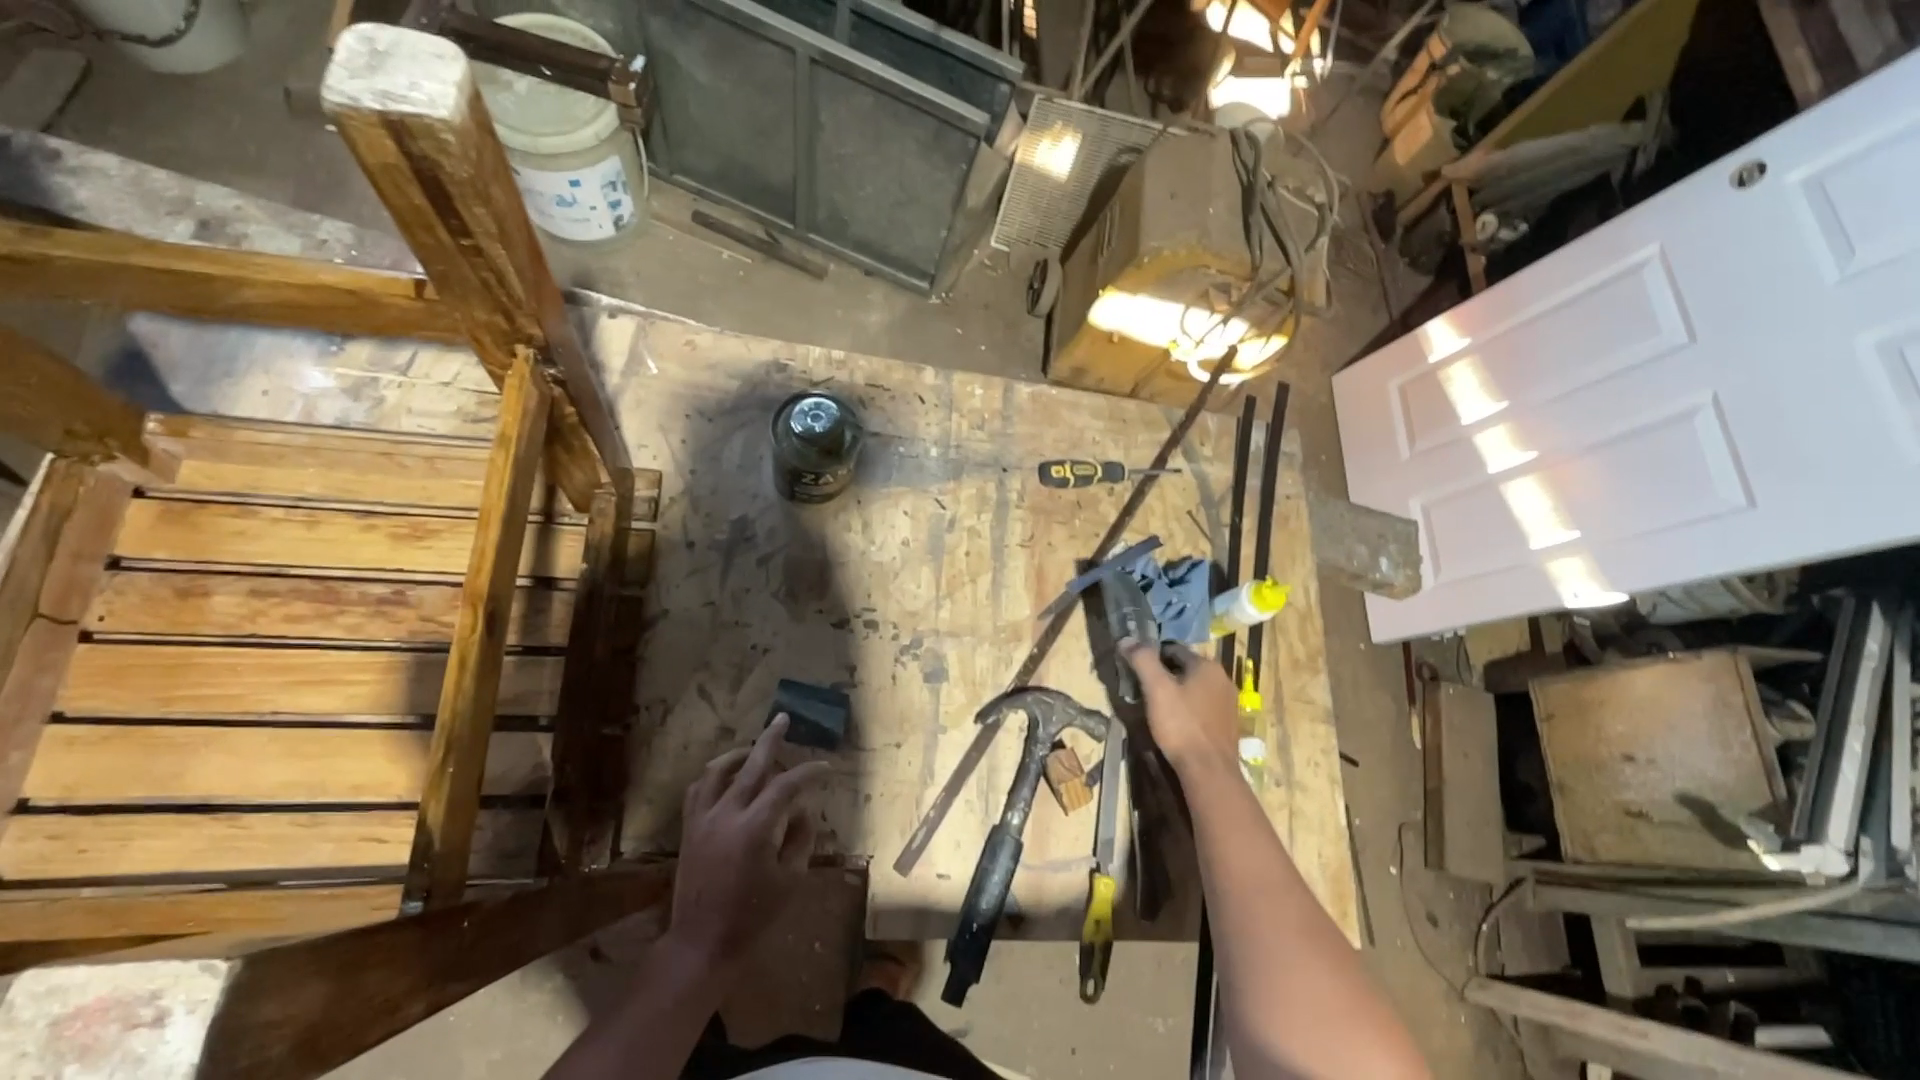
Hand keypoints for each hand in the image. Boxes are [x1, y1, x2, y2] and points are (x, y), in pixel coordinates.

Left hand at [668, 715, 830, 970]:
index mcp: (755, 828)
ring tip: (752, 748)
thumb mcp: (790, 880)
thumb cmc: (753, 915)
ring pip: (718, 772)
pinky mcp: (688, 829)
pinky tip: (724, 776)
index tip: (825, 768)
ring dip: (738, 755)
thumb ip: (800, 839)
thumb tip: (803, 810)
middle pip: (751, 766)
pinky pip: (698, 790)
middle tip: (783, 719)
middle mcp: (726, 814)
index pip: (786, 786)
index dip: (808, 773)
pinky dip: (713, 776)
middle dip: (770, 740)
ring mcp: (702, 820)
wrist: (702, 941)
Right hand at [1120, 638, 1239, 774]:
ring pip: (1195, 688)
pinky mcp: (1229, 723)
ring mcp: (1229, 702)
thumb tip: (1126, 638)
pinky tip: (1177, 724)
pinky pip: (1203, 706)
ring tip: (1158, 709)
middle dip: (1164, 676)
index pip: (1172, 649)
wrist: (1209, 770)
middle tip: (1144, 692)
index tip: (1135, 671)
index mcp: (1207, 665)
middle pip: (1185, 668)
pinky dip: (1189, 709)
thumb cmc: (1181, 725)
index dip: (1151, 657)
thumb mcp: (1156, 689)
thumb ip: (1142, 660)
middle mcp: (1222, 678)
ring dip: (1177, 693)